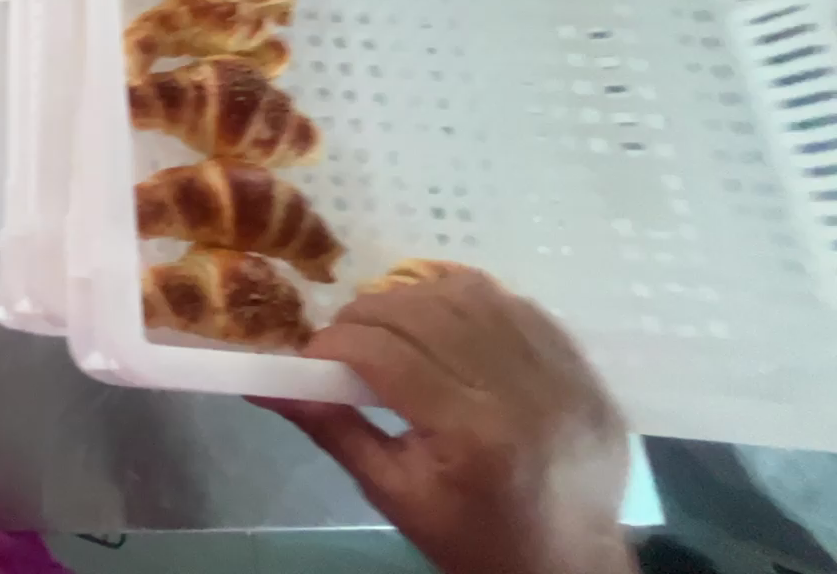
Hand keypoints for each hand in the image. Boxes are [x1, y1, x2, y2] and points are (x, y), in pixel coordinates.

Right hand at [254, 269, 632, 573]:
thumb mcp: (388, 490)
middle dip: (363, 315)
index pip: (382, 353)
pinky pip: (509, 301)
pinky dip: (462, 297)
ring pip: (463, 294)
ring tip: (390, 326)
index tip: (312, 357)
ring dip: (410, 298)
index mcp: (473, 436)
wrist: (572, 570)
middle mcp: (523, 396)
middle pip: (419, 312)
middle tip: (346, 340)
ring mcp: (562, 377)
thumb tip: (259, 383)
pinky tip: (439, 319)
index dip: (331, 343)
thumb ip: (326, 424)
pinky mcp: (581, 369)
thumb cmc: (470, 538)